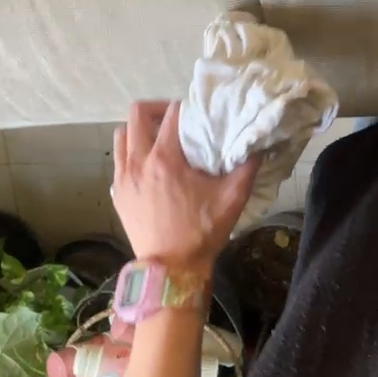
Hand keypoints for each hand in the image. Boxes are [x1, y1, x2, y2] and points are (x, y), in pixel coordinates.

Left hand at [111, 101, 258, 274]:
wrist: (171, 269)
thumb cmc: (201, 232)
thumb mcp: (232, 198)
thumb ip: (247, 167)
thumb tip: (259, 146)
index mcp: (166, 159)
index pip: (172, 113)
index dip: (188, 108)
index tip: (200, 116)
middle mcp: (139, 162)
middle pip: (138, 113)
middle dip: (159, 110)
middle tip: (178, 122)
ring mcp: (124, 177)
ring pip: (123, 134)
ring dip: (141, 131)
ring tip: (161, 141)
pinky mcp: (118, 193)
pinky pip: (120, 159)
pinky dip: (132, 153)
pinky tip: (151, 167)